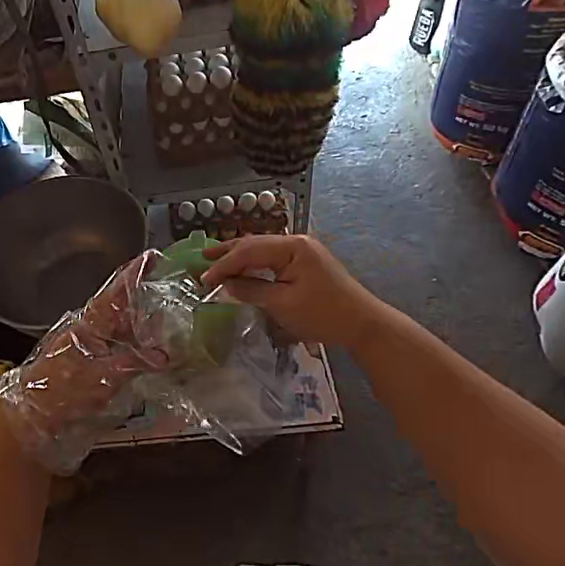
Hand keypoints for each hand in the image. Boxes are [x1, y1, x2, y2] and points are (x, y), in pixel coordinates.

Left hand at [0, 251, 171, 472]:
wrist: (30, 422)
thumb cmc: (59, 394)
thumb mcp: (100, 379)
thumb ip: (133, 364)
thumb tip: (166, 355)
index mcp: (90, 324)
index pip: (117, 292)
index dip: (135, 274)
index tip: (155, 256)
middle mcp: (92, 330)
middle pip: (124, 308)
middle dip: (149, 298)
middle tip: (177, 291)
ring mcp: (93, 348)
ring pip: (125, 328)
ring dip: (147, 324)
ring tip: (174, 320)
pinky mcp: (95, 365)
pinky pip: (123, 348)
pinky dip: (142, 346)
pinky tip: (159, 351)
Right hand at [202, 235, 392, 349]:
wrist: (362, 323)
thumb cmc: (323, 314)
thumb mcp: (282, 305)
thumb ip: (251, 290)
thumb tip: (226, 284)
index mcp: (292, 247)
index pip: (248, 251)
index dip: (223, 265)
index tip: (203, 279)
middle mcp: (297, 242)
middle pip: (255, 244)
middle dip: (228, 253)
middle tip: (202, 260)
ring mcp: (303, 251)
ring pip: (263, 249)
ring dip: (240, 256)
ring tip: (215, 261)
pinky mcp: (307, 262)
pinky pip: (274, 258)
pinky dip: (255, 263)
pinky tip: (243, 269)